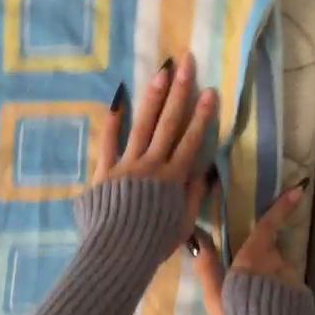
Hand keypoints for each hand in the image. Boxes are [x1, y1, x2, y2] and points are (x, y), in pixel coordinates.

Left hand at [90, 52, 217, 249]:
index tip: (210, 91)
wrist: (117, 251)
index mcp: (172, 178)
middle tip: (186, 63)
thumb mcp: (183, 223)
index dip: (202, 116)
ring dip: (153, 97)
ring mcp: (126, 164)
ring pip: (142, 125)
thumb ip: (194, 195)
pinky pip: (108, 142)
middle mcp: (151, 164)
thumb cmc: (153, 243)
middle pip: (168, 123)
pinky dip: (112, 121)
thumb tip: (206, 170)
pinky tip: (117, 101)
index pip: (191, 141)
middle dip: (179, 92)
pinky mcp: (105, 170)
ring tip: (160, 72)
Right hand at [187, 180, 307, 314]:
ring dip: (269, 281)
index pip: (265, 228)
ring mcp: (293, 281)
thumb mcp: (214, 301)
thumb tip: (199, 240)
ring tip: (256, 308)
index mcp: (251, 261)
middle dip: (260, 260)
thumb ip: (207, 269)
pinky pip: (289, 288)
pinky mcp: (304, 298)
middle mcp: (275, 265)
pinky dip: (280, 296)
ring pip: (279, 271)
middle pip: (268, 253)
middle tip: (245, 287)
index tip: (297, 191)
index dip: (280, 208)